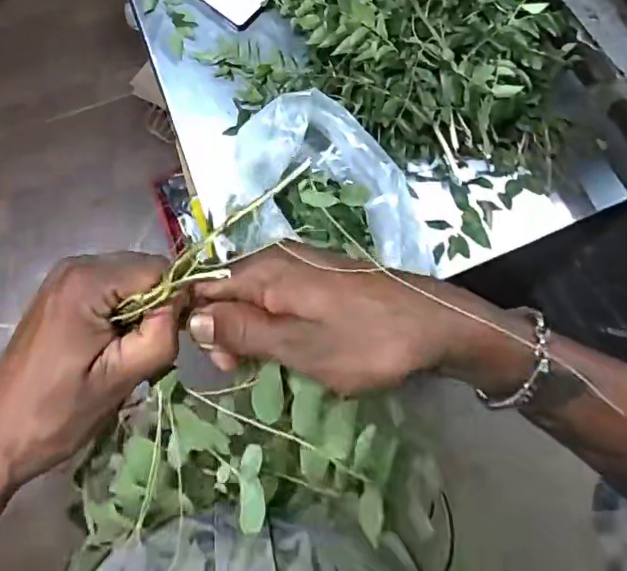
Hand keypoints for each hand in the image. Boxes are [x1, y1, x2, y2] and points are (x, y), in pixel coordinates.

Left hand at [0, 253, 181, 487]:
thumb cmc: (55, 415)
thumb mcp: (117, 381)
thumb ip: (158, 336)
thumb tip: (183, 303)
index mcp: (87, 280)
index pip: (158, 269)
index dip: (172, 303)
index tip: (163, 343)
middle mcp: (77, 264)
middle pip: (144, 271)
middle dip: (154, 308)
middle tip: (142, 356)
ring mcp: (66, 275)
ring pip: (130, 280)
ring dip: (138, 313)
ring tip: (123, 356)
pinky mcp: (62, 290)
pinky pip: (110, 288)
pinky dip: (120, 313)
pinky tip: (108, 348)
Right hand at [188, 243, 528, 396]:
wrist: (433, 323)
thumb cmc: (365, 341)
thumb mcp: (299, 346)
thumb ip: (243, 330)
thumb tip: (193, 316)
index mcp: (265, 268)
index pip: (204, 283)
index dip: (194, 319)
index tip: (212, 360)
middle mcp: (276, 256)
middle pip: (225, 287)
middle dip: (222, 328)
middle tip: (241, 370)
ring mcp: (298, 262)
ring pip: (250, 293)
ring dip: (246, 328)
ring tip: (265, 364)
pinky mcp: (317, 274)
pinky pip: (275, 294)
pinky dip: (270, 321)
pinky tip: (286, 345)